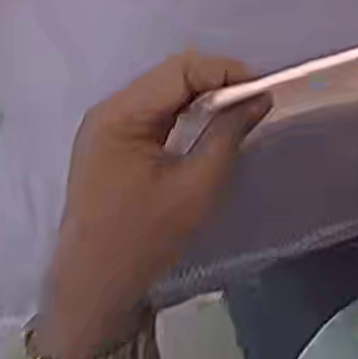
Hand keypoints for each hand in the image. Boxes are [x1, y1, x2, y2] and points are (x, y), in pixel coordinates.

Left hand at [38, 53, 270, 358]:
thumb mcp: (198, 185)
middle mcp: (110, 110)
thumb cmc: (146, 237)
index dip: (226, 71)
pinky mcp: (114, 140)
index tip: (262, 89)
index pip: (180, 70)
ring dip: (205, 92)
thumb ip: (229, 133)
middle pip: (171, 73)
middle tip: (255, 100)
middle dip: (218, 79)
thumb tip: (260, 97)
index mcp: (121, 116)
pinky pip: (157, 108)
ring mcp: (108, 125)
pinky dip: (188, 108)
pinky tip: (211, 122)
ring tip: (240, 109)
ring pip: (166, 87)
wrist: (95, 287)